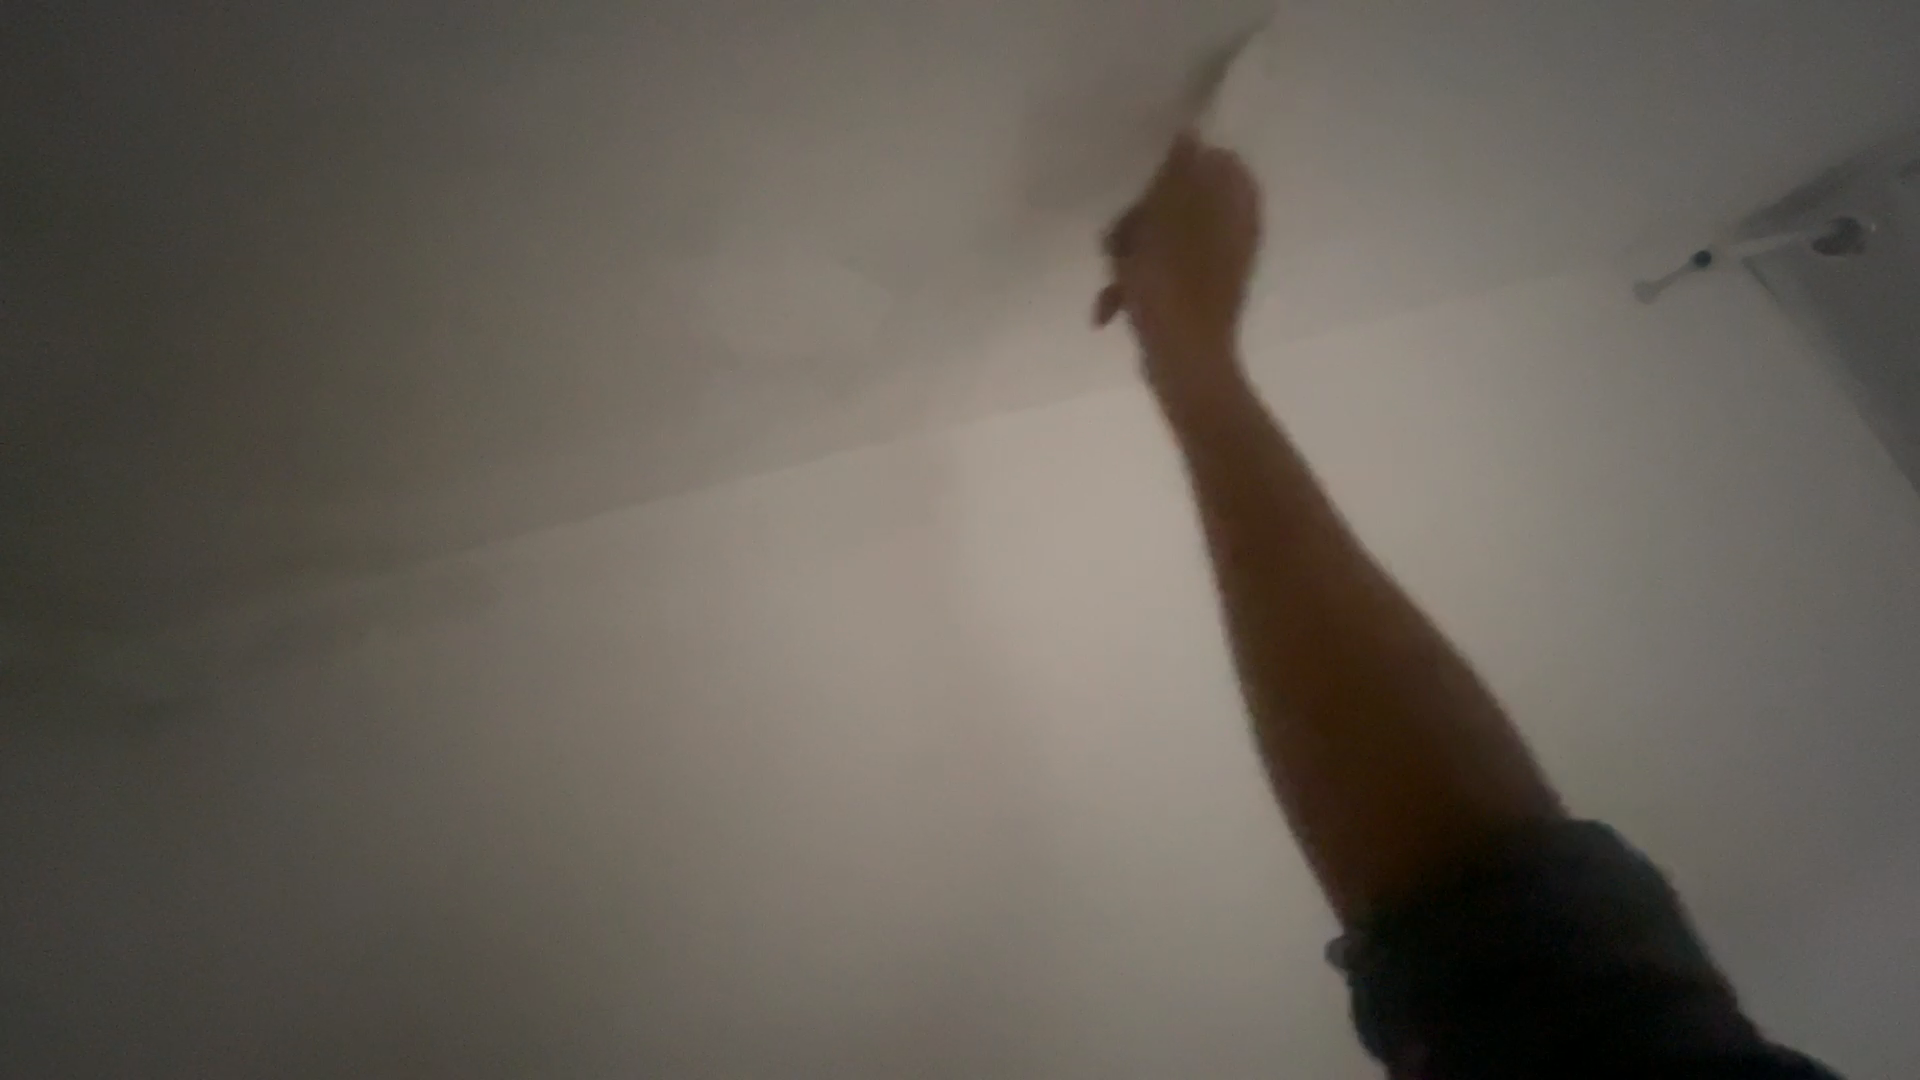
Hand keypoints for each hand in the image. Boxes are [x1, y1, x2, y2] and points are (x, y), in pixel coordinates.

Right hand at [1095, 131, 1261, 390]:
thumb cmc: (1173, 289)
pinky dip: (1135, 288)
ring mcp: (1214, 266)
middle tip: (1115, 245)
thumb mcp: (1166, 219)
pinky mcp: (1194, 297)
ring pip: (1160, 241)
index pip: (1208, 160)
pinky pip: (1160, 276)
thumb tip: (1188, 133)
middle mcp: (1232, 229)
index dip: (1167, 173)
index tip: (1139, 192)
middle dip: (1137, 223)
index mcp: (1236, 204)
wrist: (1184, 365)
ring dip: (1128, 259)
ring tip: (1111, 284)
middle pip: (1175, 202)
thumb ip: (1178, 172)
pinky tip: (1109, 310)